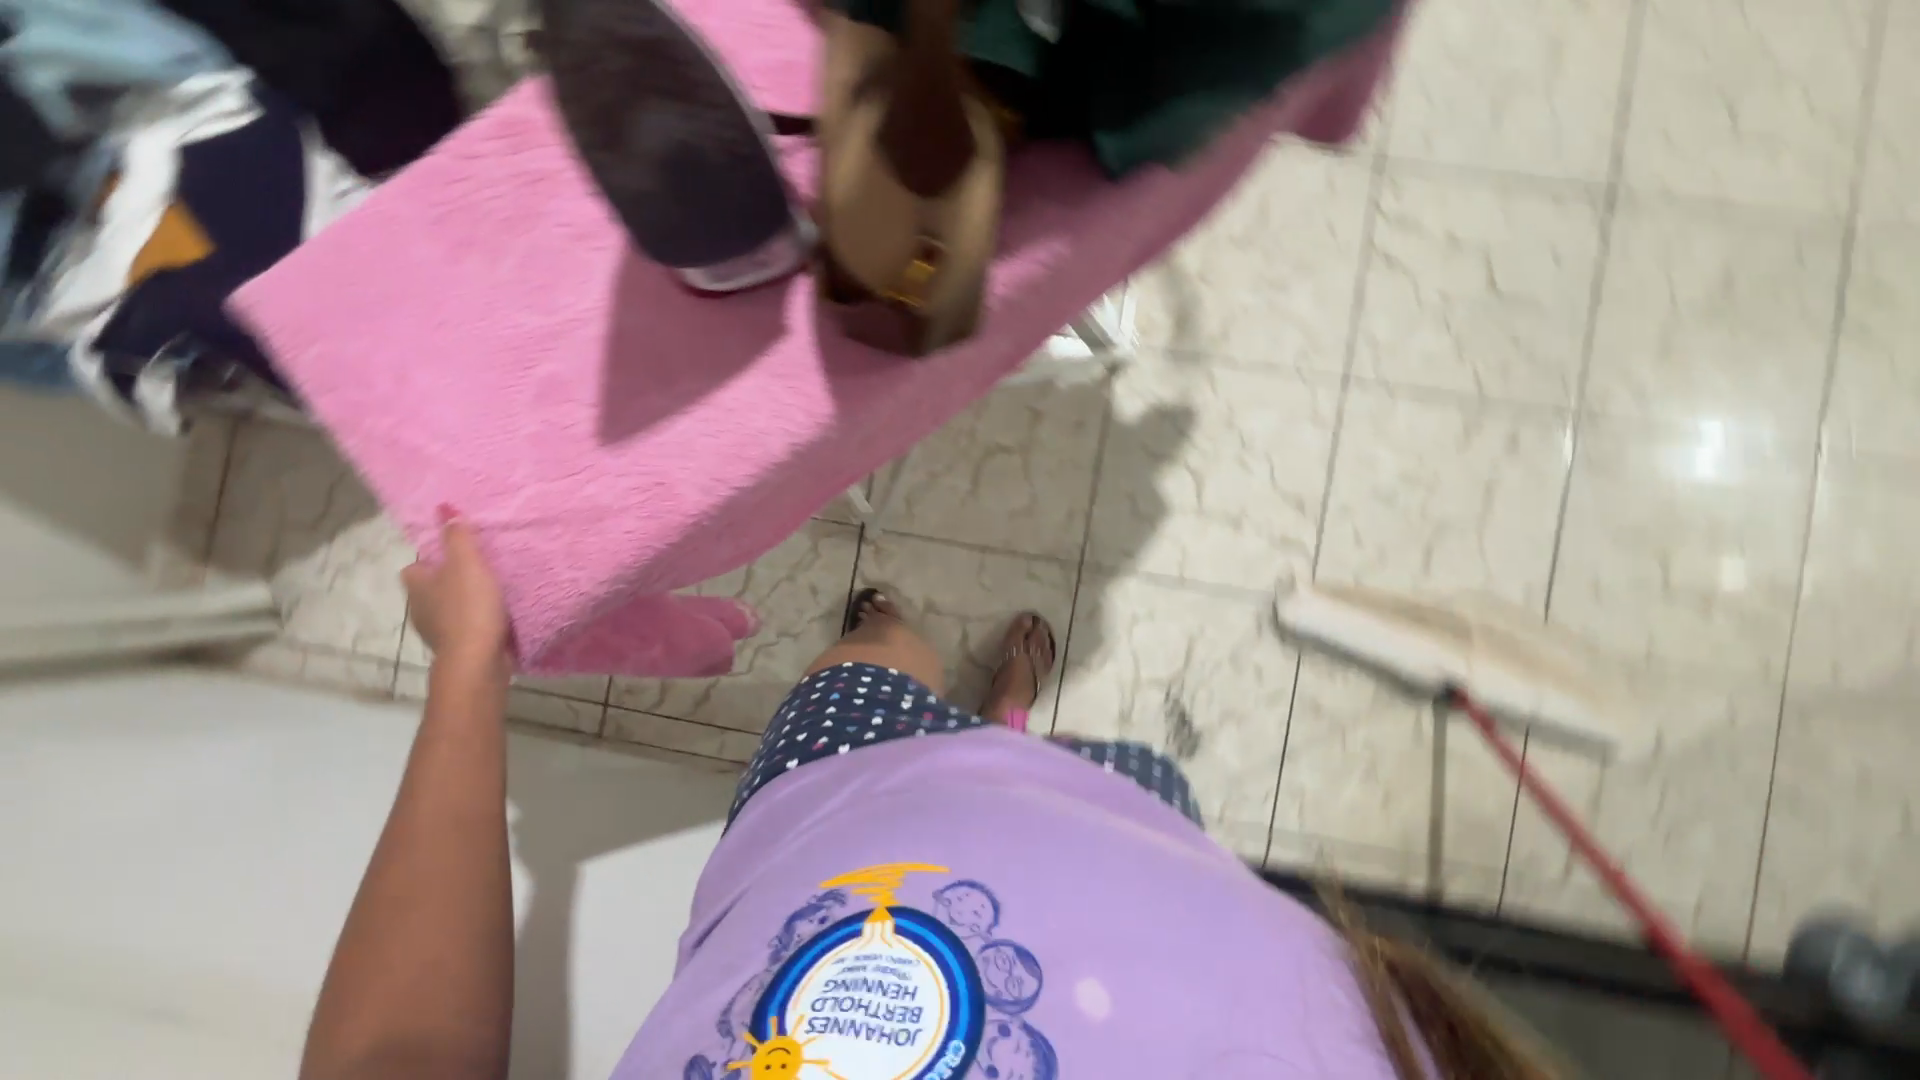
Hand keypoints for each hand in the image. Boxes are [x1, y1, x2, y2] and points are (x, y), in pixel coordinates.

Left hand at [403, 508, 510, 675]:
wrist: (477, 658)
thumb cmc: (469, 606)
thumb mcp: (467, 563)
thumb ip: (458, 536)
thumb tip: (444, 509)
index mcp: (415, 583)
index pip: (416, 564)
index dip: (434, 558)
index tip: (459, 556)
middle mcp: (417, 607)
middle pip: (431, 587)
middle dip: (450, 581)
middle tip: (480, 573)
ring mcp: (434, 630)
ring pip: (446, 608)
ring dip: (463, 603)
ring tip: (492, 596)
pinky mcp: (453, 647)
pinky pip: (461, 627)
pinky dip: (474, 622)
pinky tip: (494, 619)